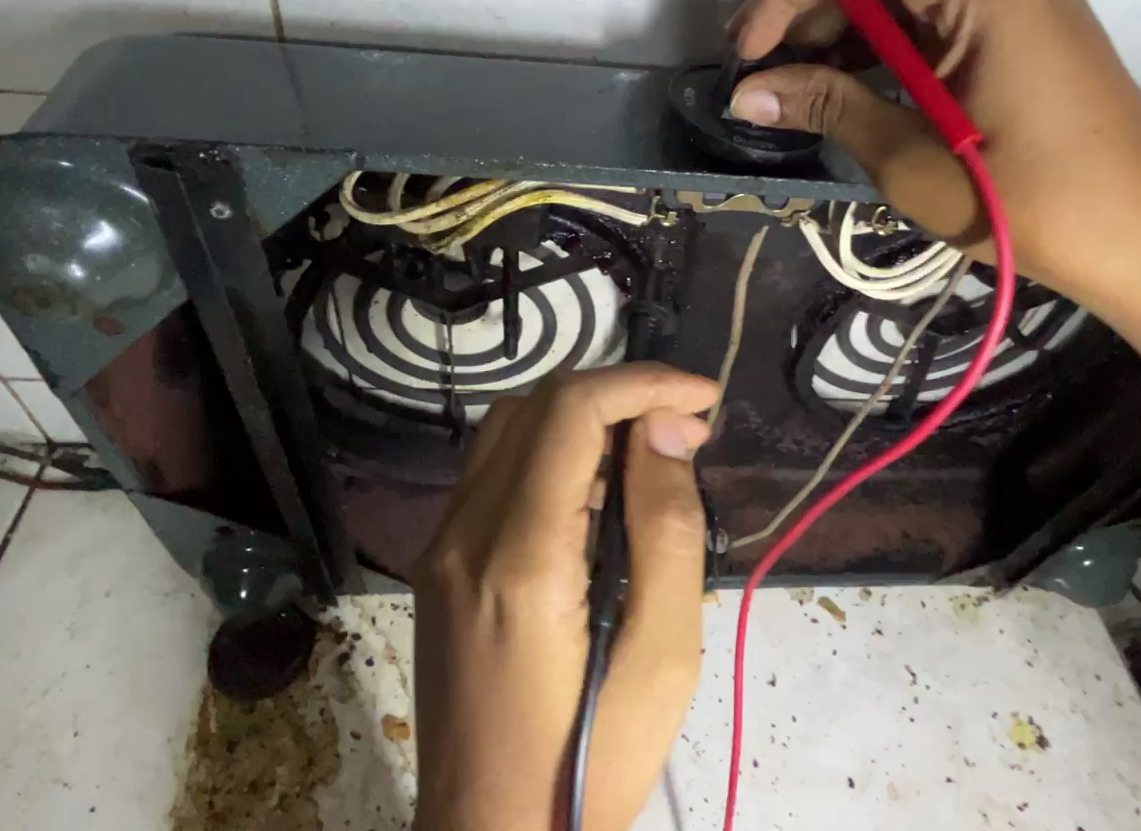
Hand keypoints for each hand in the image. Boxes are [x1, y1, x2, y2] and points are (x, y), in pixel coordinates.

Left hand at [410, 363, 719, 830]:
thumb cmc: (591, 758)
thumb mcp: (663, 655)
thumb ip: (666, 529)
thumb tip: (662, 428)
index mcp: (520, 555)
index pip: (571, 412)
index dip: (642, 383)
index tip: (702, 399)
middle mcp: (464, 531)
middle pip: (535, 407)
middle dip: (617, 395)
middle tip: (683, 432)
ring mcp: (441, 544)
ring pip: (508, 429)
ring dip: (581, 419)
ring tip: (645, 459)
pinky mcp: (438, 560)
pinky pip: (493, 470)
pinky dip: (549, 453)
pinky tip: (592, 498)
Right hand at [728, 0, 1140, 309]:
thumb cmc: (1035, 206)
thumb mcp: (915, 160)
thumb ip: (828, 108)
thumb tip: (745, 93)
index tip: (745, 55)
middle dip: (798, 5)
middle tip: (753, 71)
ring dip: (829, 27)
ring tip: (785, 88)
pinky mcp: (1011, 21)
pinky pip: (922, 10)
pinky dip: (871, 44)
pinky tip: (836, 88)